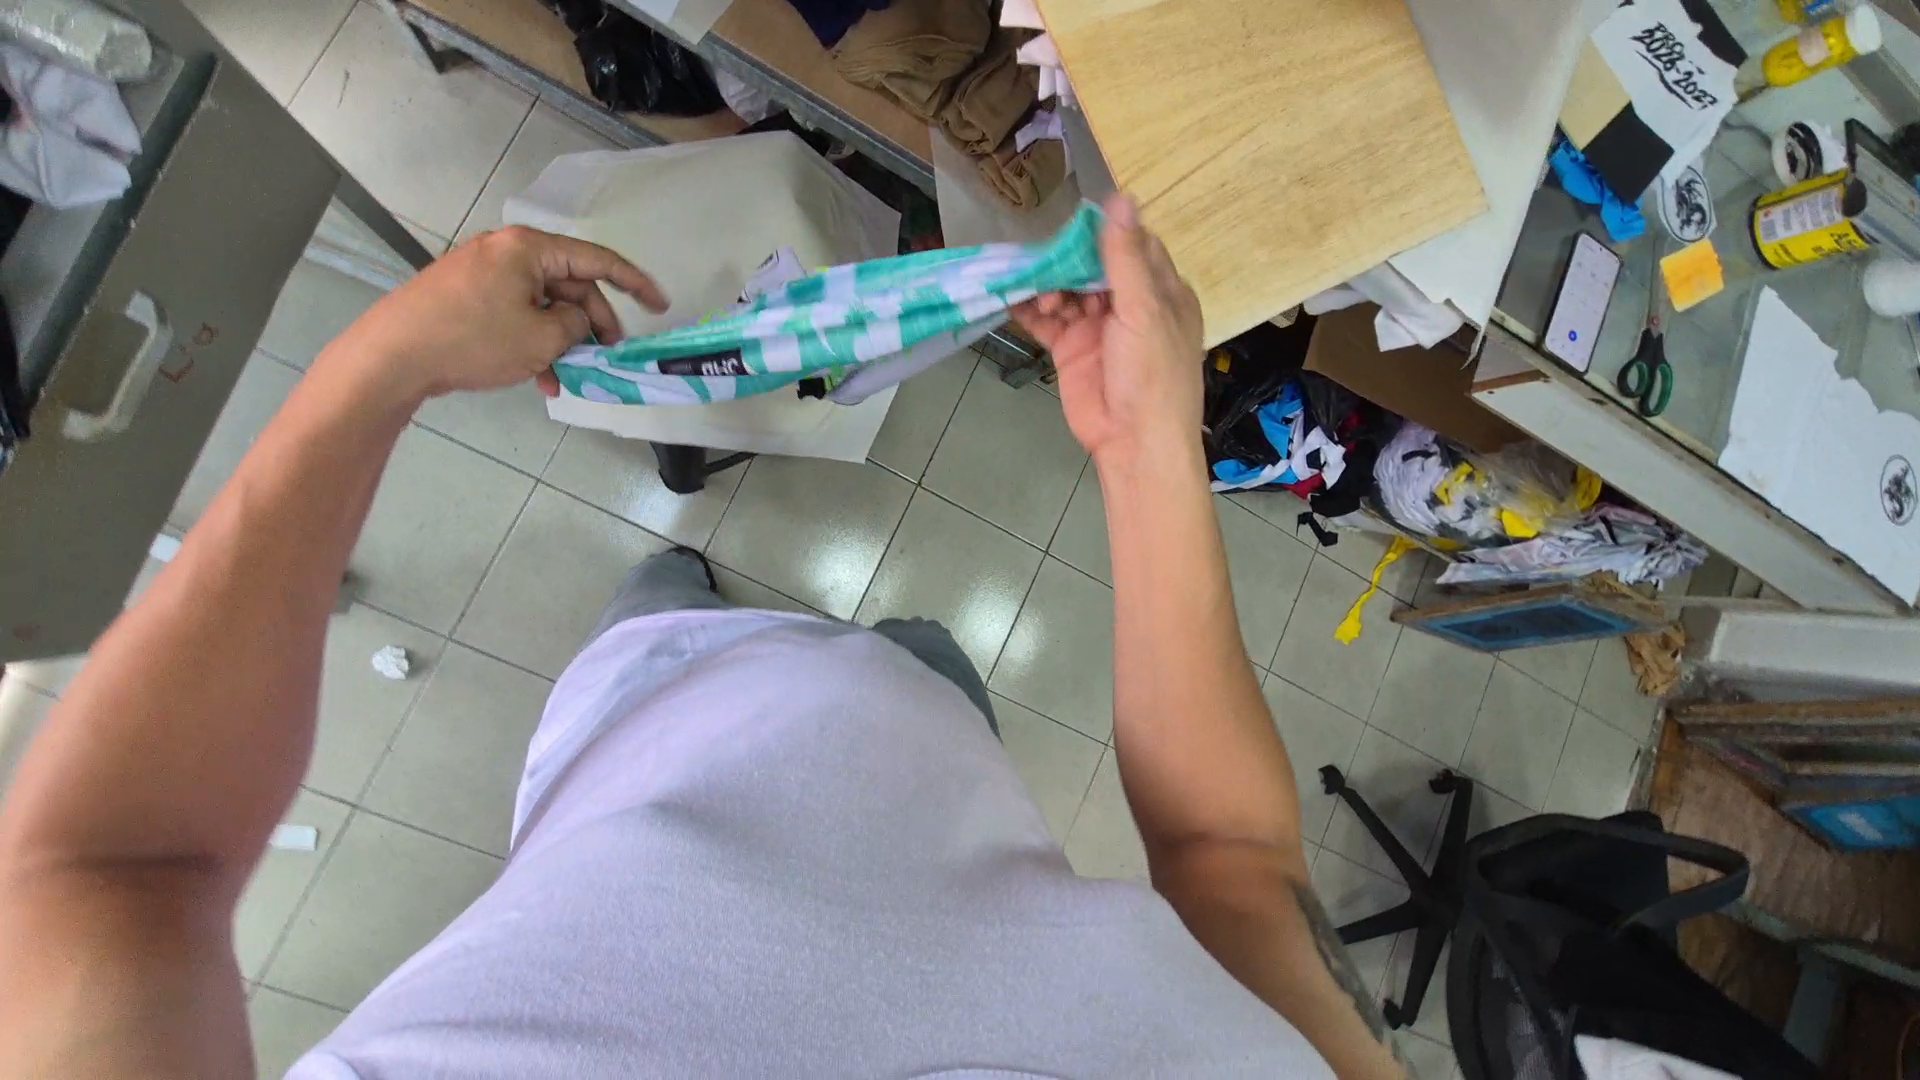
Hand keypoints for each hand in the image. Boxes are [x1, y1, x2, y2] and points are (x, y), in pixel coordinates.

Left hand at [328, 226, 667, 400]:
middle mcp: (507, 252)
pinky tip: (540, 378)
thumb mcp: (543, 337)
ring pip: (545, 305)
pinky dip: (535, 343)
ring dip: (564, 340)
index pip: (597, 259)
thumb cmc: (474, 340)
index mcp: (528, 249)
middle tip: (606, 355)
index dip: (635, 283)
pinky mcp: (469, 297)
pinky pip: (519, 315)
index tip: (661, 305)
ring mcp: (485, 273)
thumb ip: (577, 324)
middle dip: (593, 323)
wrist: (393, 356)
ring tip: (569, 376)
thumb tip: (578, 320)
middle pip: (571, 284)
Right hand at [1013, 193, 1203, 466]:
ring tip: (1042, 297)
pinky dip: (1029, 310)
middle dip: (1068, 262)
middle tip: (1048, 262)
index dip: (1104, 233)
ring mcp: (1097, 328)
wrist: (1134, 442)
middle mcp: (1129, 305)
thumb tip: (1122, 198)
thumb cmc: (1153, 374)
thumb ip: (1126, 257)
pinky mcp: (1071, 350)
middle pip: (1092, 266)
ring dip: (1049, 286)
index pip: (1132, 246)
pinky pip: (1047, 321)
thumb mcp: (1144, 310)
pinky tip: (1013, 300)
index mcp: (1160, 291)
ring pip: (1067, 291)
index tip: (1076, 223)